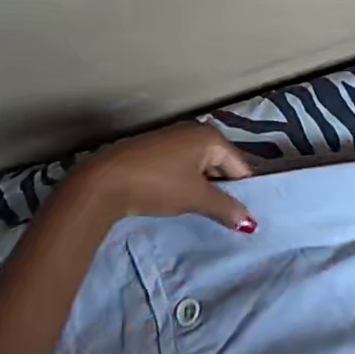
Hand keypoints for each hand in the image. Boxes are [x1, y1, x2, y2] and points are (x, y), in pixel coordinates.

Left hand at [67, 122, 258, 232]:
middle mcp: (194, 130)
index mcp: (211, 137)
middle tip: (223, 214)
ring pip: (199, 165)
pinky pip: (181, 164)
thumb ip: (226, 208)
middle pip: (220, 163)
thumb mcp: (195, 198)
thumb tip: (251, 223)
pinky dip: (184, 180)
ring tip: (201, 209)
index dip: (242, 191)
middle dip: (221, 188)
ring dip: (202, 185)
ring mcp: (173, 136)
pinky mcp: (154, 147)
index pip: (239, 166)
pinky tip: (177, 197)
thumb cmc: (157, 184)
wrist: (103, 182)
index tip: (242, 213)